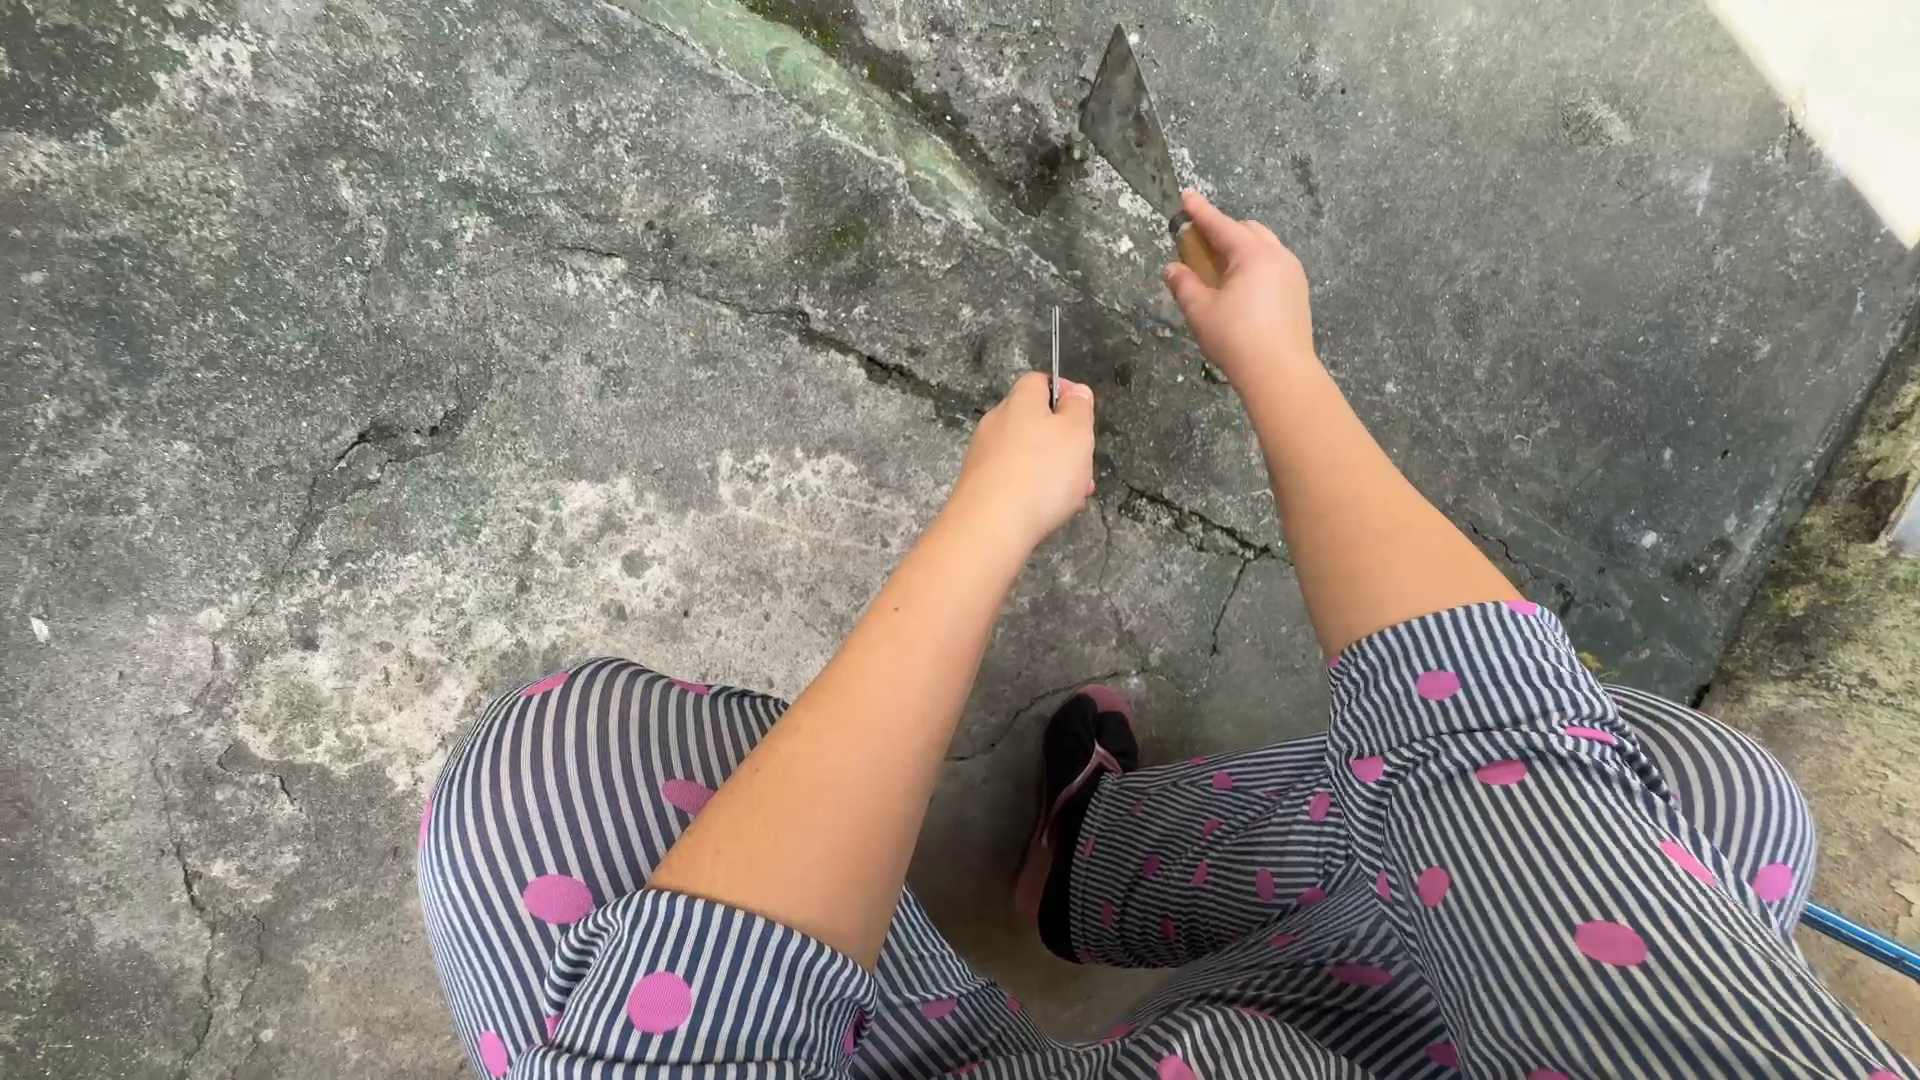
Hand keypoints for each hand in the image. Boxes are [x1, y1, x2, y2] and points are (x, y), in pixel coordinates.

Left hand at [943, 372, 1095, 552]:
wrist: (990, 526)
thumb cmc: (1041, 474)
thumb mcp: (1077, 433)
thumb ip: (1080, 408)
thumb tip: (1076, 391)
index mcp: (1020, 402)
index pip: (1039, 381)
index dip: (1064, 393)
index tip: (1083, 415)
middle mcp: (996, 423)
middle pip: (1035, 422)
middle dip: (1063, 443)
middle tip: (1083, 467)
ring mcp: (983, 455)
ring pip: (1026, 454)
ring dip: (1052, 471)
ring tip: (1072, 497)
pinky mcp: (977, 485)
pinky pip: (1012, 479)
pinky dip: (1031, 489)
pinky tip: (1046, 511)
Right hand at [1163, 191, 1318, 393]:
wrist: (1278, 370)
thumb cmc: (1235, 338)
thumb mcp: (1200, 311)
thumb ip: (1184, 285)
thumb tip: (1172, 269)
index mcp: (1252, 254)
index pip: (1221, 225)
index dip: (1200, 212)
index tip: (1186, 197)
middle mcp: (1277, 255)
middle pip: (1247, 230)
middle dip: (1223, 230)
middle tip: (1201, 244)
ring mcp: (1293, 272)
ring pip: (1264, 246)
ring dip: (1242, 247)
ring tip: (1222, 267)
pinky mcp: (1299, 291)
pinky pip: (1274, 265)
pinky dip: (1256, 265)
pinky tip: (1244, 287)